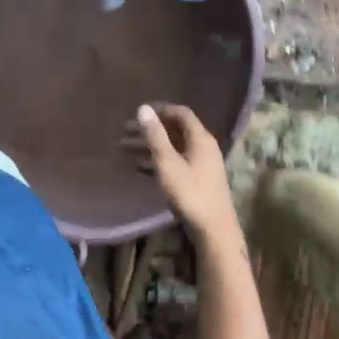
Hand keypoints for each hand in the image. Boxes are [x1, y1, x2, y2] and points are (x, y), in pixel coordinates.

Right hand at [127, 103, 241, 249]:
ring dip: (149, 145)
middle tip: (125, 130)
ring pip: (172, 147)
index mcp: (200, 139)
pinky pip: (174, 162)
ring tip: (124, 148)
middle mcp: (203, 147)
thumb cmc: (190, 193)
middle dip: (149, 129)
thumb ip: (155, 136)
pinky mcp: (197, 179)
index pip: (181, 113)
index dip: (160, 109)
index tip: (138, 112)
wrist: (213, 230)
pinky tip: (138, 167)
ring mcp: (201, 164)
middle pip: (174, 130)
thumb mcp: (168, 163)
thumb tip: (143, 108)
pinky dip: (156, 160)